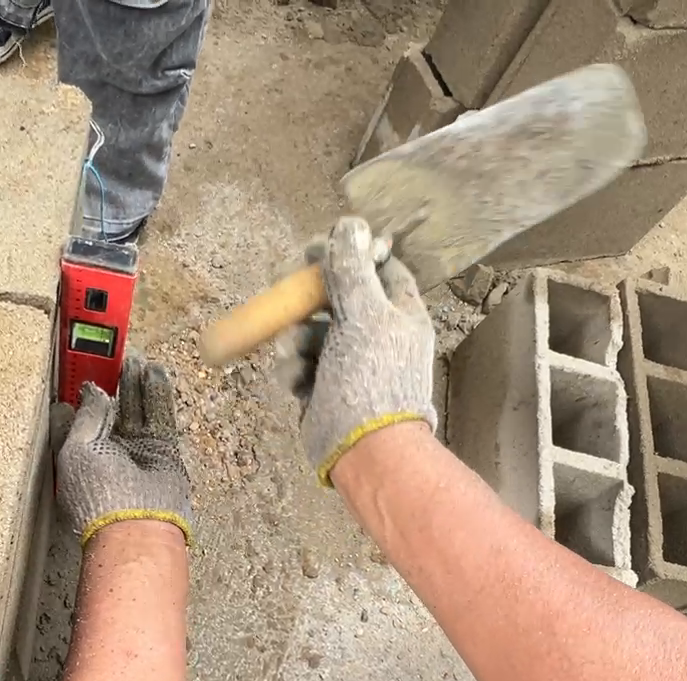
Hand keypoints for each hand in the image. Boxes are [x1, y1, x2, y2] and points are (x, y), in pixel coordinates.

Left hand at [57, 358, 193, 546]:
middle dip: (110, 386)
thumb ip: (86, 416)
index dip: (76, 398)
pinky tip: (154, 373)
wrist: (138, 525)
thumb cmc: (98, 493)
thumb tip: (91, 391)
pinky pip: (160, 416)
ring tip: (134, 360)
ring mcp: (135, 453)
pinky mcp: (161, 451)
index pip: (76, 422)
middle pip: (108, 412)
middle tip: (112, 359)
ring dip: (135, 385)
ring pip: (135, 410)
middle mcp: (106, 455)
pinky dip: (158, 394)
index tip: (78, 372)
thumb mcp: (76, 449)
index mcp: (78, 458)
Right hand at [287, 216, 436, 485]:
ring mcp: (348, 362)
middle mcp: (375, 334)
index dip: (348, 255)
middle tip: (287, 295)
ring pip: (312, 332)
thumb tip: (349, 224)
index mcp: (398, 313)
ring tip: (295, 355)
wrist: (363, 449)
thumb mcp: (364, 315)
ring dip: (296, 340)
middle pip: (336, 297)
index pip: (377, 268)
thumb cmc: (371, 379)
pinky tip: (296, 383)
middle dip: (309, 300)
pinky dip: (294, 372)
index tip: (317, 250)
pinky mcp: (324, 387)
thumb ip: (352, 270)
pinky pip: (301, 366)